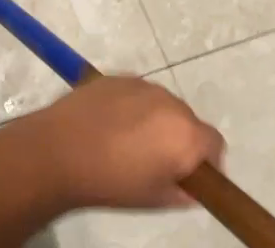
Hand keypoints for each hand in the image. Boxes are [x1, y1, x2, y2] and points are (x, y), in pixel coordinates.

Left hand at [19, 74, 224, 210]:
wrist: (60, 149)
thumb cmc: (113, 180)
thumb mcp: (157, 198)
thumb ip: (185, 191)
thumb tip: (190, 186)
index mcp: (186, 133)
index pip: (215, 143)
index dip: (208, 161)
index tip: (193, 175)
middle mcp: (168, 101)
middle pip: (188, 120)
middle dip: (181, 139)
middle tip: (160, 161)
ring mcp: (139, 84)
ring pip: (161, 104)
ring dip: (157, 120)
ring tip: (131, 141)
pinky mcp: (113, 76)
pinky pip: (136, 93)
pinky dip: (133, 106)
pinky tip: (112, 123)